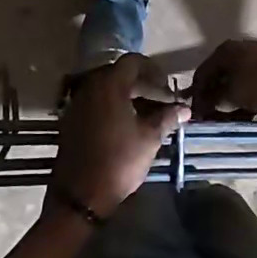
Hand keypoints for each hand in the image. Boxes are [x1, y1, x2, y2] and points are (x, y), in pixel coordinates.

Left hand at [53, 55, 186, 216]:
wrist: (80, 195)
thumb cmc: (119, 161)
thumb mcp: (150, 137)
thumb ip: (168, 117)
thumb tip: (185, 109)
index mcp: (109, 85)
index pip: (134, 62)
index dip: (155, 72)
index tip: (168, 88)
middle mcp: (90, 88)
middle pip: (120, 75)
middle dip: (144, 85)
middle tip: (163, 102)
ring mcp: (77, 105)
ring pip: (108, 90)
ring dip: (129, 97)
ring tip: (149, 115)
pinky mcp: (71, 122)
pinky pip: (97, 104)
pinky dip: (114, 108)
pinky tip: (129, 125)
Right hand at [189, 40, 256, 119]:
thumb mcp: (234, 93)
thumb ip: (214, 98)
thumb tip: (203, 103)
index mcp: (226, 51)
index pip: (201, 74)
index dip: (196, 95)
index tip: (194, 116)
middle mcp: (239, 53)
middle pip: (217, 79)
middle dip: (212, 101)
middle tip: (207, 122)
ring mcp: (256, 63)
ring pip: (234, 86)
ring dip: (227, 105)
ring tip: (223, 124)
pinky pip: (249, 90)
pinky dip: (243, 103)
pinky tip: (241, 119)